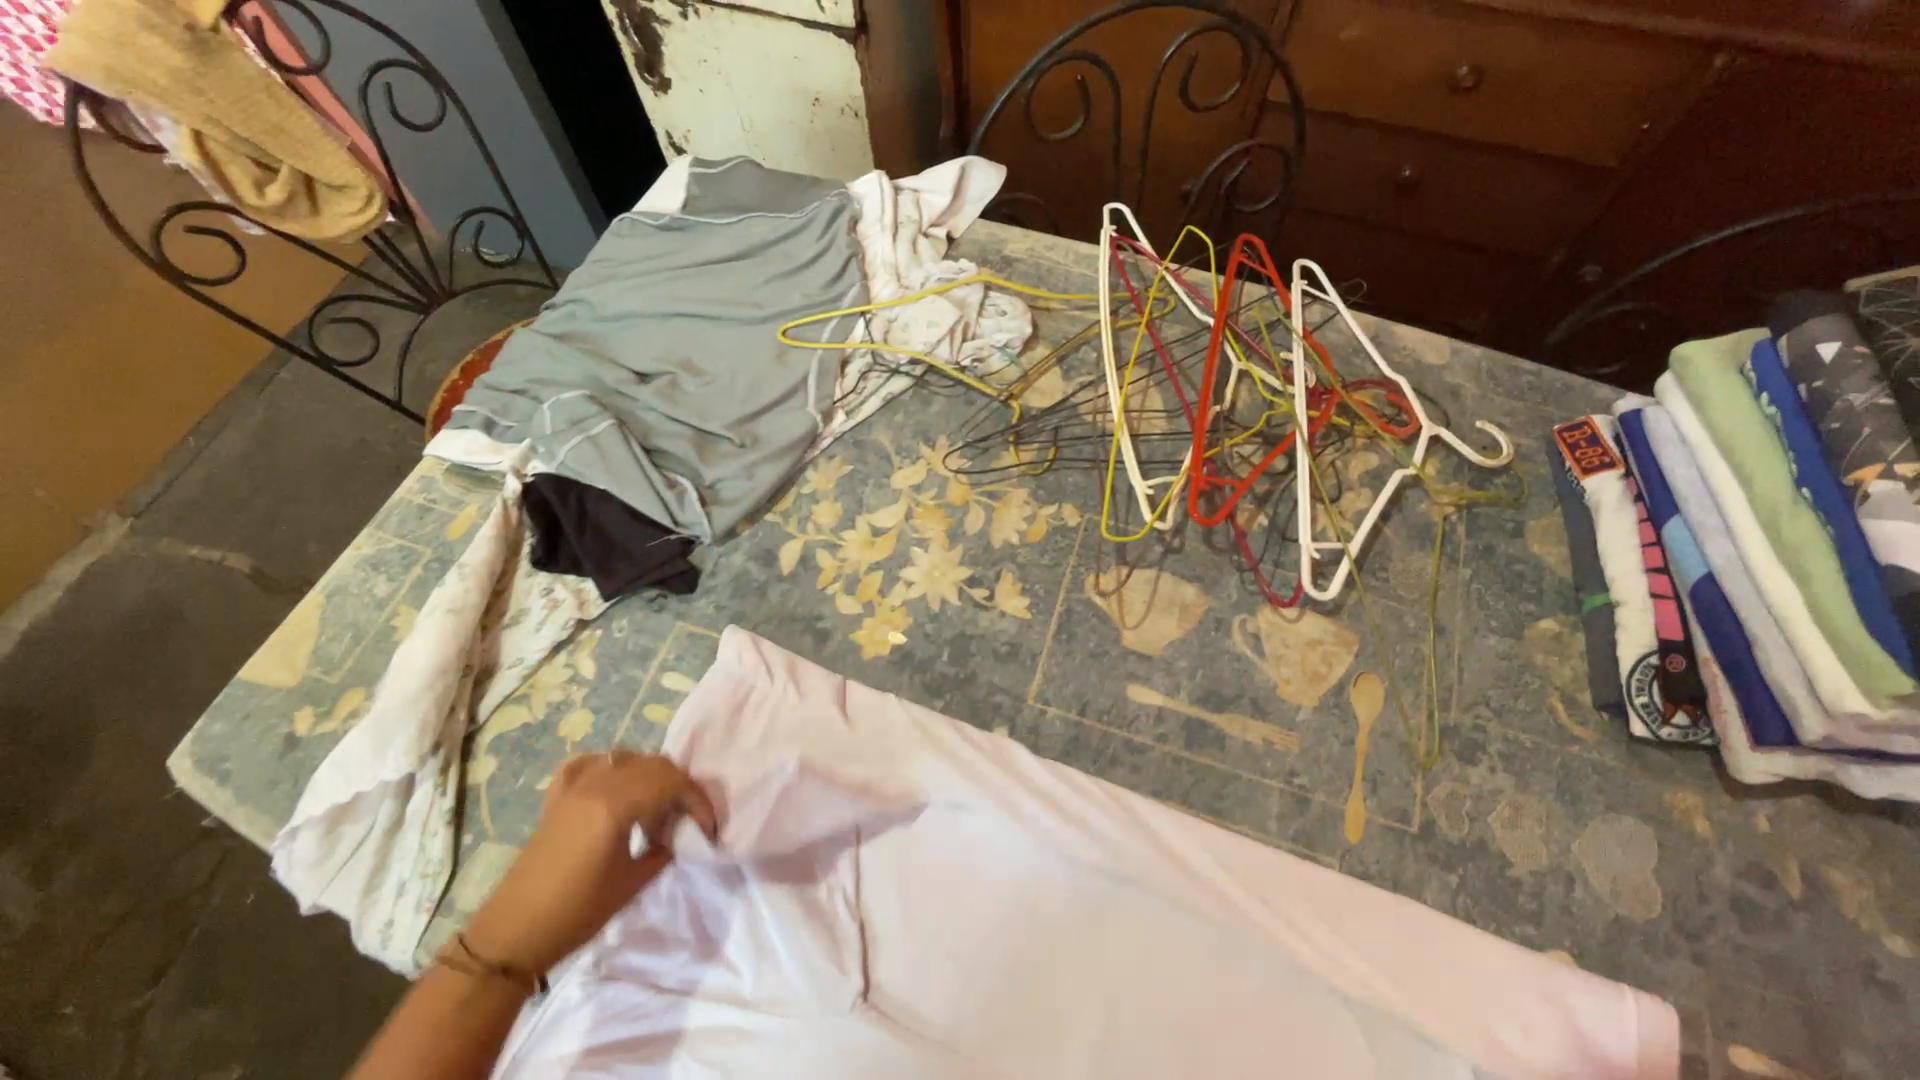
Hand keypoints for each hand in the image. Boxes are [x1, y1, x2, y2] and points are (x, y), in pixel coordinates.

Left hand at [462, 750, 717, 977]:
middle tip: (688, 817)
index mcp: (615, 805)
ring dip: (649, 775)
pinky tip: (616, 785)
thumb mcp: (632, 883)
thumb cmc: (577, 912)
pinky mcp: (557, 799)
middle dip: (679, 785)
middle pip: (652, 764)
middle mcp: (595, 785)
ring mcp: (573, 788)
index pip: (672, 782)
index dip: (697, 800)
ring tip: (657, 807)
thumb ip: (661, 850)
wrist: (515, 932)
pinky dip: (608, 767)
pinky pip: (587, 765)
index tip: (707, 827)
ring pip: (624, 759)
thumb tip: (677, 835)